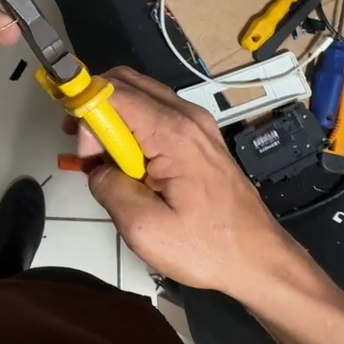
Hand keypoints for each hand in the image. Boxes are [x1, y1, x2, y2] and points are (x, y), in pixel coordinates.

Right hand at [80, 67, 301, 296]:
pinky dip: (130, 126)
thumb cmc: (206, 248)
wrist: (259, 261)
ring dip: (111, 118)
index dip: (85, 111)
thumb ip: (108, 186)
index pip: (113, 91)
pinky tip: (129, 164)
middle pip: (124, 82)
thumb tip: (96, 168)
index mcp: (173, 133)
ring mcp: (196, 124)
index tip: (84, 150)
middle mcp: (187, 117)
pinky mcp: (199, 137)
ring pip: (138, 94)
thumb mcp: (143, 227)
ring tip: (107, 163)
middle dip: (93, 108)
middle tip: (88, 153)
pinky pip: (153, 112)